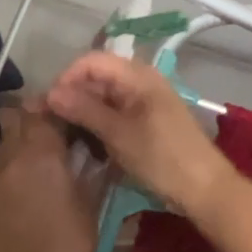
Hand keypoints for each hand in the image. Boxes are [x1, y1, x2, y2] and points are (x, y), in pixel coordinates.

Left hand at [0, 100, 98, 251]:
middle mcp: (9, 154)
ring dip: (18, 141)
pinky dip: (7, 164)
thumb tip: (88, 149)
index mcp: (39, 151)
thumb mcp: (90, 200)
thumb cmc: (72, 244)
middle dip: (33, 121)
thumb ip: (86, 166)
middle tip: (55, 137)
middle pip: (15, 118)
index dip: (57, 110)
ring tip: (38, 162)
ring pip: (2, 140)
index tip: (72, 120)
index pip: (43, 109)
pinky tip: (22, 183)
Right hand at [45, 52, 236, 213]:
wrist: (204, 190)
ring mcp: (144, 102)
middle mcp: (141, 82)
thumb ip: (84, 110)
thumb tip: (49, 94)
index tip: (47, 105)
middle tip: (47, 121)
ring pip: (103, 97)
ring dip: (82, 111)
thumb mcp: (118, 134)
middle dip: (71, 95)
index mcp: (138, 76)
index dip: (66, 78)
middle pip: (96, 77)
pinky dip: (97, 123)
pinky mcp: (146, 122)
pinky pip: (114, 113)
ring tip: (62, 133)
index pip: (91, 62)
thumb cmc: (162, 158)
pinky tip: (85, 141)